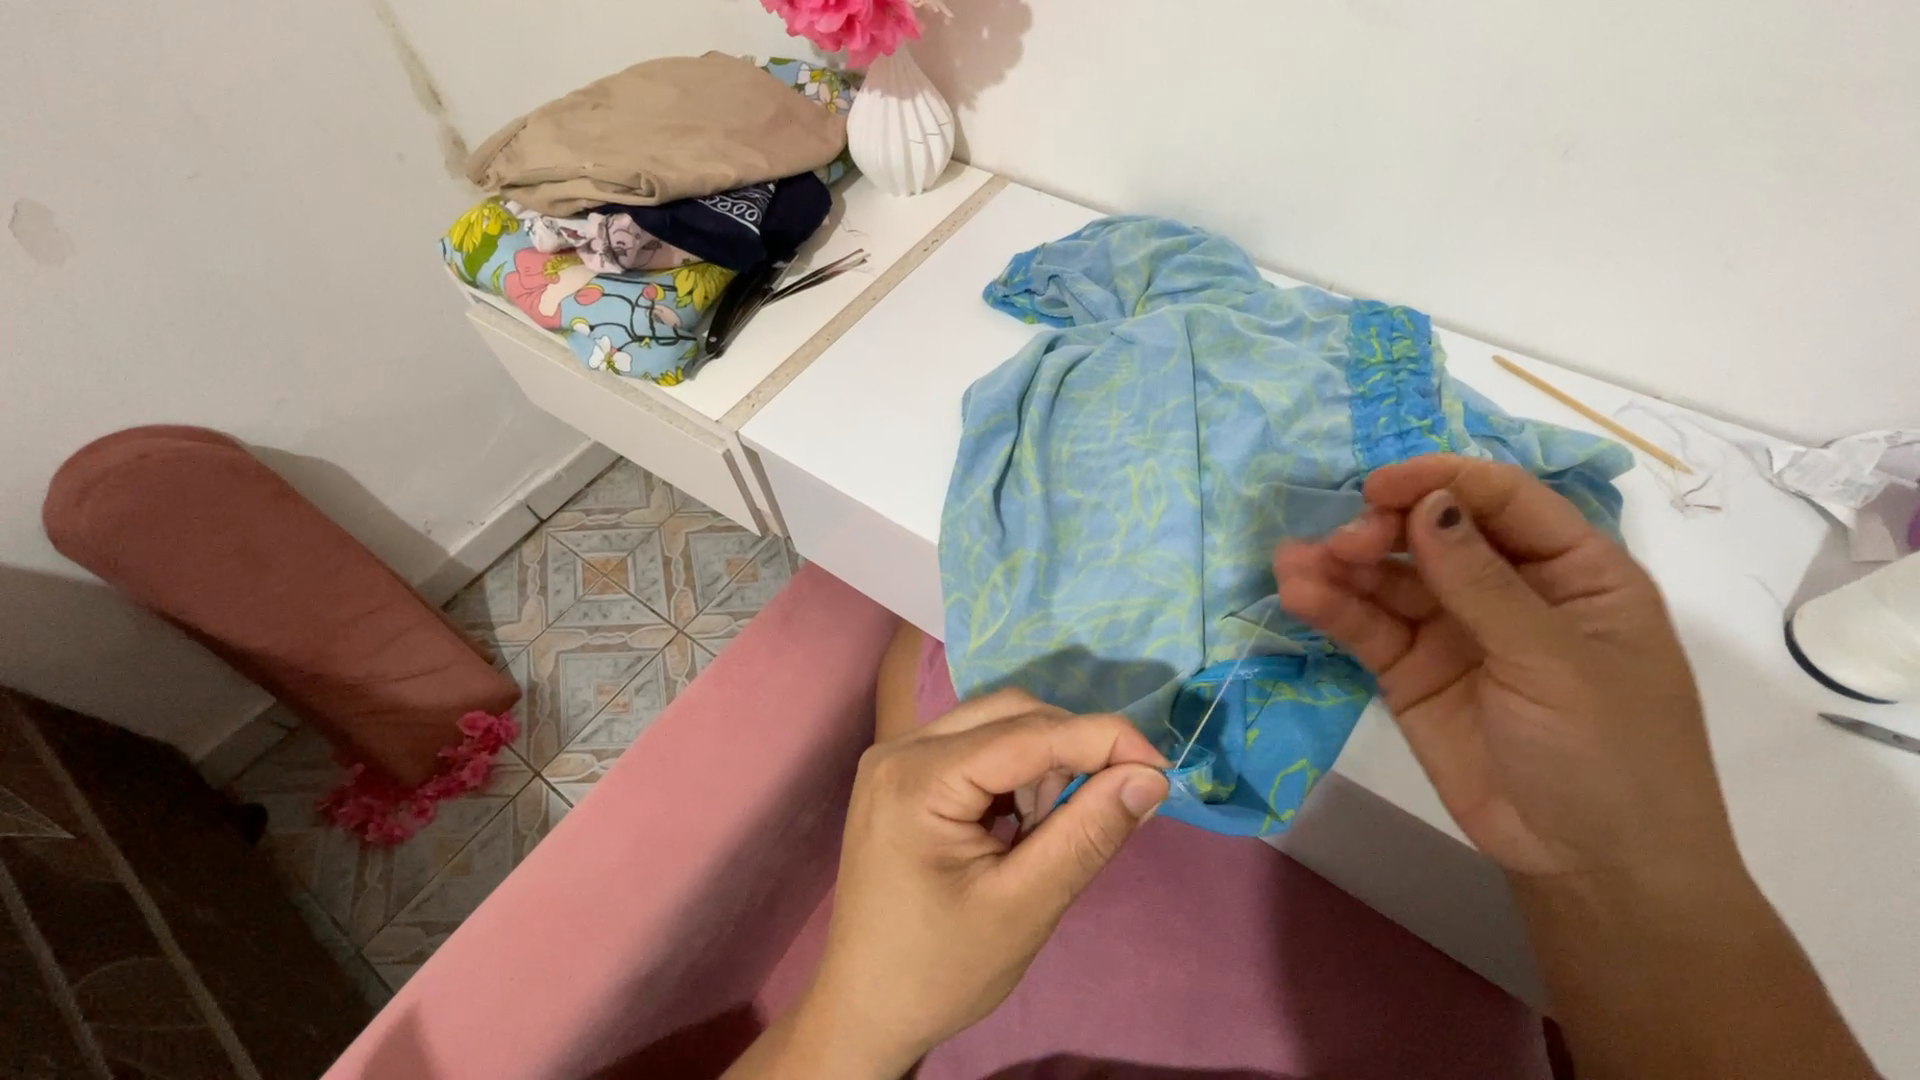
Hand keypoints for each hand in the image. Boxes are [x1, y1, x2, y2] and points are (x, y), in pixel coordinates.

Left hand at [774, 690, 1169, 1076]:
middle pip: (1009, 714)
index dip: (1102, 739)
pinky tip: (1025, 821)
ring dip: (1044, 761)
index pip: (1027, 732)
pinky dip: (1016, 773)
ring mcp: (897, 757)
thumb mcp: (1024, 907)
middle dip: (1071, 748)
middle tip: (1112, 799)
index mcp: (917, 778)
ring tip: (1054, 827)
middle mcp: (901, 748)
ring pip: (996, 725)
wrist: (866, 1008)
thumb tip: (1150, 777)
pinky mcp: (904, 773)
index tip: (1163, 768)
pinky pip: (976, 747)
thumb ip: (1087, 834)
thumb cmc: (941, 968)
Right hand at [1274, 455, 1737, 886]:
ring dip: (1342, 567)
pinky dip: (1333, 608)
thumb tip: (1430, 503)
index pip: (1501, 501)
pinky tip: (1299, 595)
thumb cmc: (1609, 754)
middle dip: (1383, 531)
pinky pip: (1367, 626)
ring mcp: (1453, 630)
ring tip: (1294, 566)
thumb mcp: (1553, 662)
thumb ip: (1482, 582)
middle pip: (1433, 534)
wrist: (1587, 865)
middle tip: (1341, 545)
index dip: (1441, 483)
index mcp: (1572, 572)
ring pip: (1389, 579)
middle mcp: (1508, 589)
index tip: (1379, 488)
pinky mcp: (1409, 669)